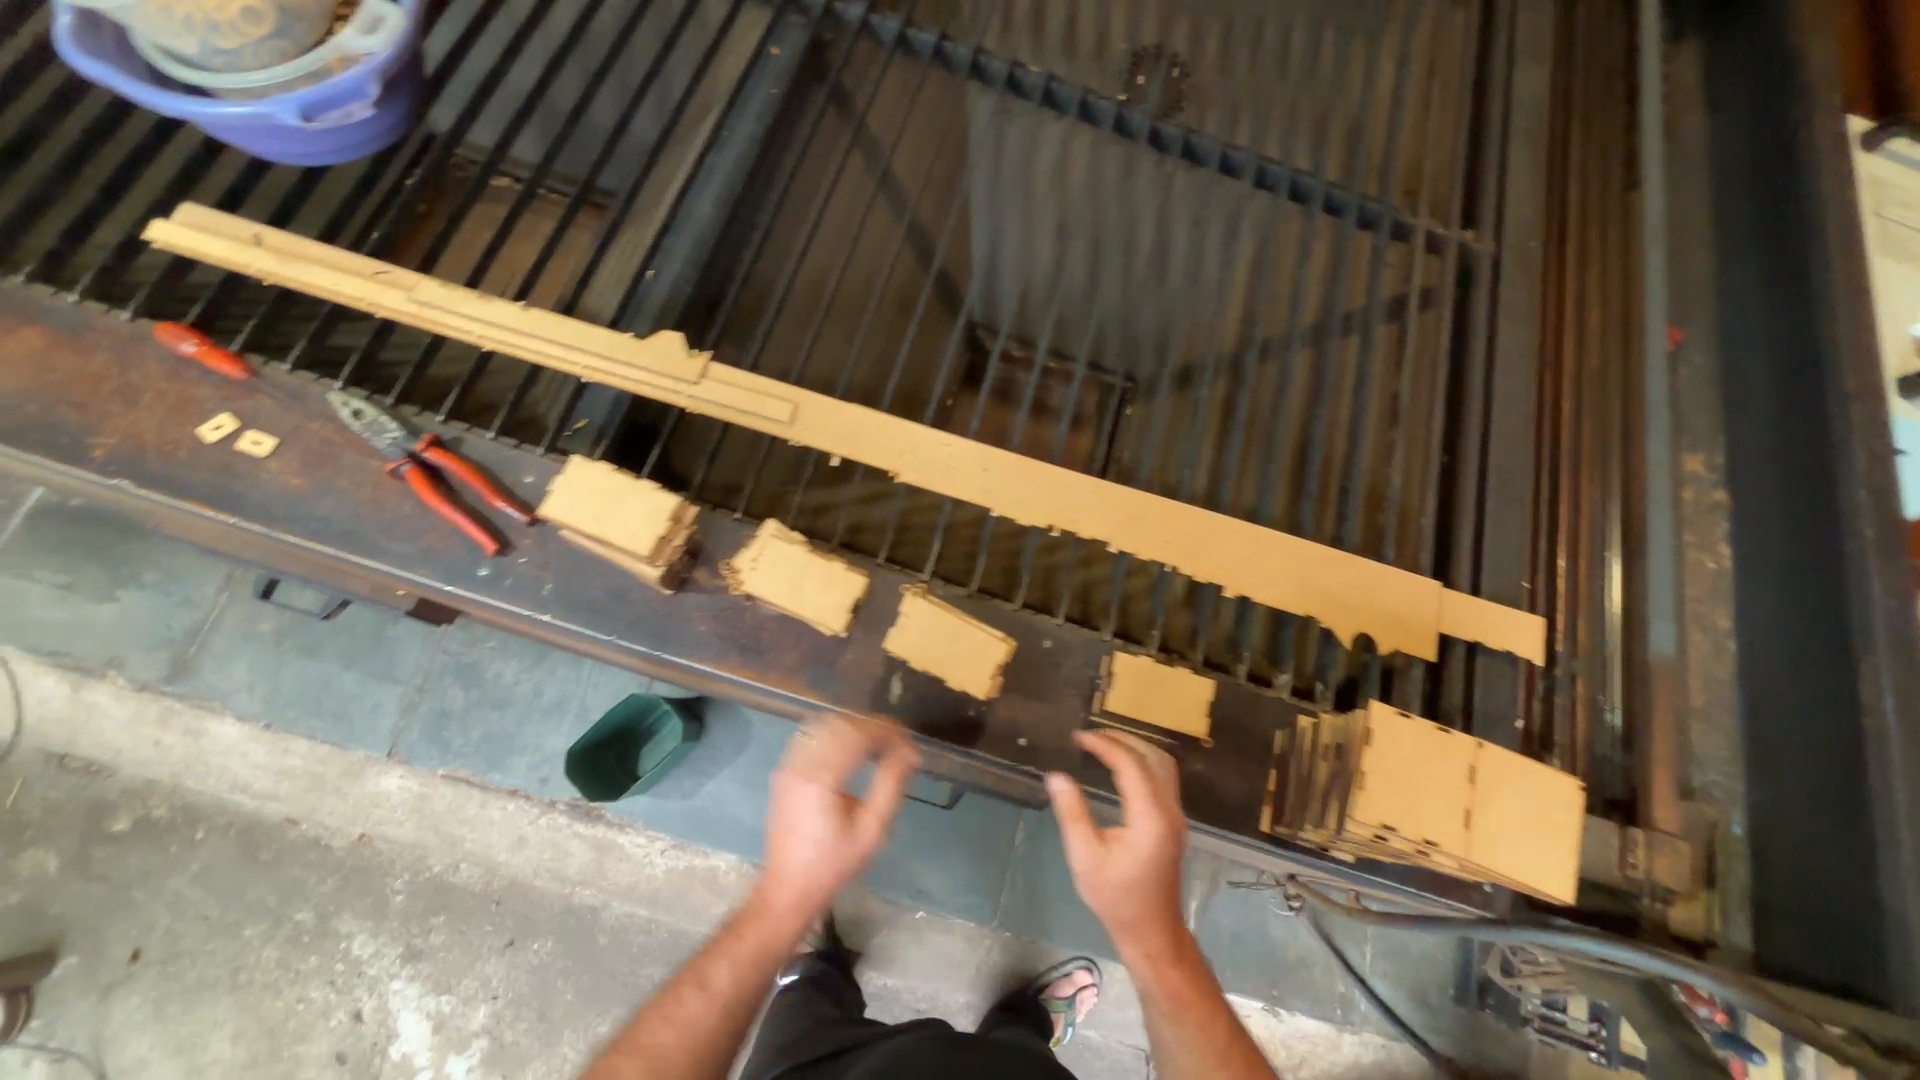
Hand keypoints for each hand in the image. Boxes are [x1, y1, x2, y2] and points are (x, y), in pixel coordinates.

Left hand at [760, 713, 920, 915]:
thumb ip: (890, 786)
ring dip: (855, 727)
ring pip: (825, 724)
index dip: (889, 733)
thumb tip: (909, 754)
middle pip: (842, 723)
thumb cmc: (833, 864)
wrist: (788, 886)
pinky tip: (853, 749)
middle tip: (900, 744)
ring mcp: (789, 765)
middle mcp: (801, 763)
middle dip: (874, 727)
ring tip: (880, 744)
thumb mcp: (871, 831)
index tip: (910, 746)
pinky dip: (836, 733)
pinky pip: (812, 736)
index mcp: (822, 777)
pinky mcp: (785, 770)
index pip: (859, 734)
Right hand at [1046, 730, 1187, 949]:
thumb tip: (1056, 776)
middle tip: (1089, 735)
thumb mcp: (1086, 857)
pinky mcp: (1174, 822)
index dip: (1105, 745)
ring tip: (1103, 743)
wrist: (1151, 930)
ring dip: (1136, 748)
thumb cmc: (1116, 898)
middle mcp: (1170, 811)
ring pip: (1163, 766)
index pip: (1131, 765)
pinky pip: (1164, 779)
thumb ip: (1072, 813)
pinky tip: (1121, 766)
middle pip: (1153, 758)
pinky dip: (1143, 762)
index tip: (1078, 737)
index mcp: (1150, 818)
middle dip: (1122, 740)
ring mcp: (1176, 816)